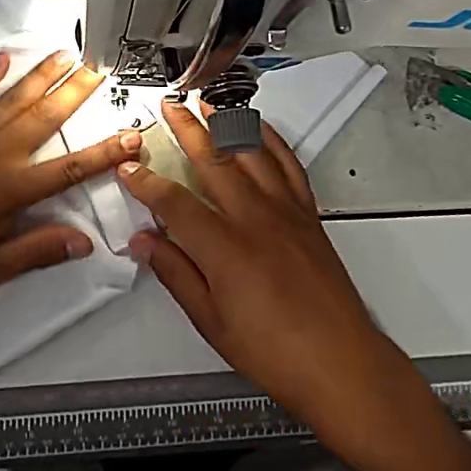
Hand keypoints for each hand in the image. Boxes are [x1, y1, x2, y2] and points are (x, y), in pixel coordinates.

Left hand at [0, 51, 139, 333]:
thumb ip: (35, 252)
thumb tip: (84, 241)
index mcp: (8, 191)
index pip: (70, 169)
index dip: (106, 153)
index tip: (133, 136)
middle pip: (46, 118)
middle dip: (78, 92)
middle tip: (103, 67)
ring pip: (13, 98)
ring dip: (42, 75)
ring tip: (67, 55)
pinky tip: (3, 57)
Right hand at [119, 97, 405, 427]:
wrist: (341, 364)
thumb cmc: (280, 352)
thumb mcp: (210, 320)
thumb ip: (176, 273)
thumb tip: (147, 244)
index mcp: (224, 247)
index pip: (173, 201)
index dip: (145, 182)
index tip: (130, 171)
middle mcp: (255, 220)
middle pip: (213, 160)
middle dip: (186, 129)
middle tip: (170, 108)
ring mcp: (285, 212)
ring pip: (252, 153)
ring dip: (227, 124)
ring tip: (209, 106)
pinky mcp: (308, 216)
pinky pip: (290, 165)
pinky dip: (273, 141)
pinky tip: (261, 130)